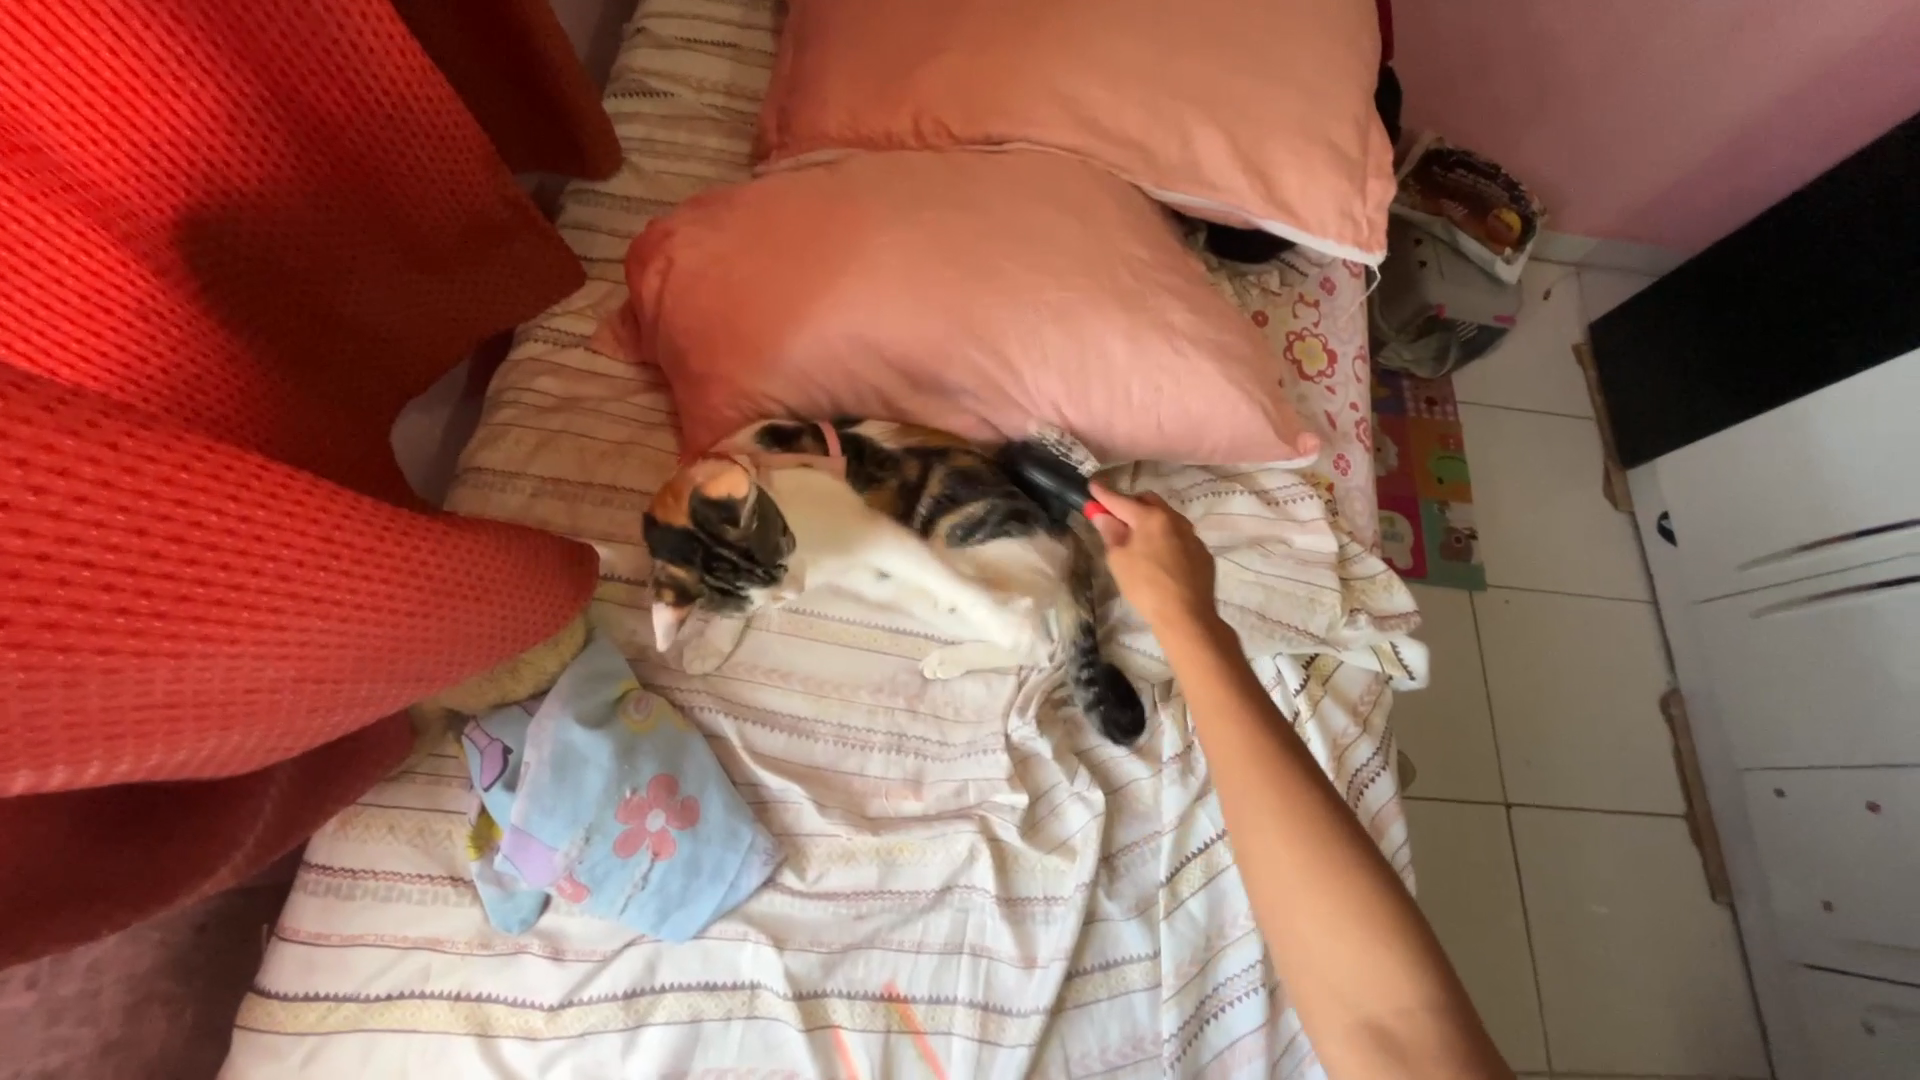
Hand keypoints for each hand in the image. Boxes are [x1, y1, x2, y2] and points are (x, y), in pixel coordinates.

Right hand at [1087, 483, 1220, 636]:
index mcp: (1151, 517)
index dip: (1103, 494)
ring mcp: (1192, 535)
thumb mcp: (1118, 560)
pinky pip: (1180, 536)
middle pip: (1148, 501)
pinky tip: (1160, 558)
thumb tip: (1102, 515)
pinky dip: (1165, 538)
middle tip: (1116, 517)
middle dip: (1130, 504)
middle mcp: (1174, 519)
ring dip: (1150, 520)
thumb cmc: (1145, 586)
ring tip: (1138, 538)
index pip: (1121, 501)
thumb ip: (1111, 533)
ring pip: (1167, 517)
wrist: (1187, 616)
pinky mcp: (1202, 552)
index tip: (1091, 486)